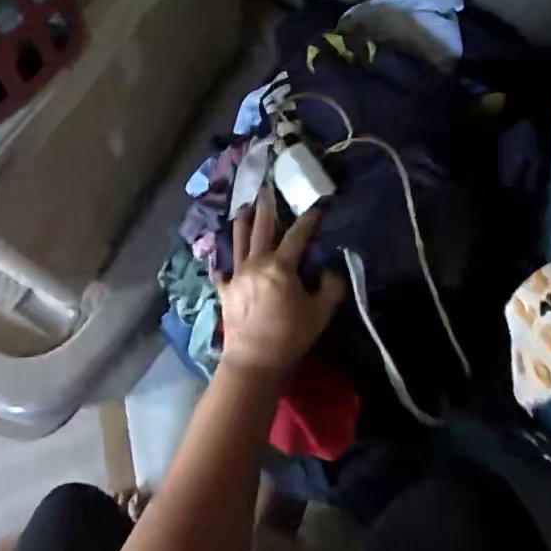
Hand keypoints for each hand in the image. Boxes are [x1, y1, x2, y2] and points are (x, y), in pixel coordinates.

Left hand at [217, 185, 346, 376]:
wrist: (253, 362)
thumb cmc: (290, 336)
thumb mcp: (321, 313)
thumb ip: (331, 288)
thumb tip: (332, 270)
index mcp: (280, 266)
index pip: (297, 235)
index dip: (308, 220)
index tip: (316, 208)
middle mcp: (256, 263)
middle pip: (262, 228)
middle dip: (266, 206)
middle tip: (266, 188)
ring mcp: (237, 275)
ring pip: (238, 241)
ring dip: (242, 222)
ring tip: (244, 208)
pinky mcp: (225, 290)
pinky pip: (222, 270)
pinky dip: (221, 262)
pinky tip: (218, 258)